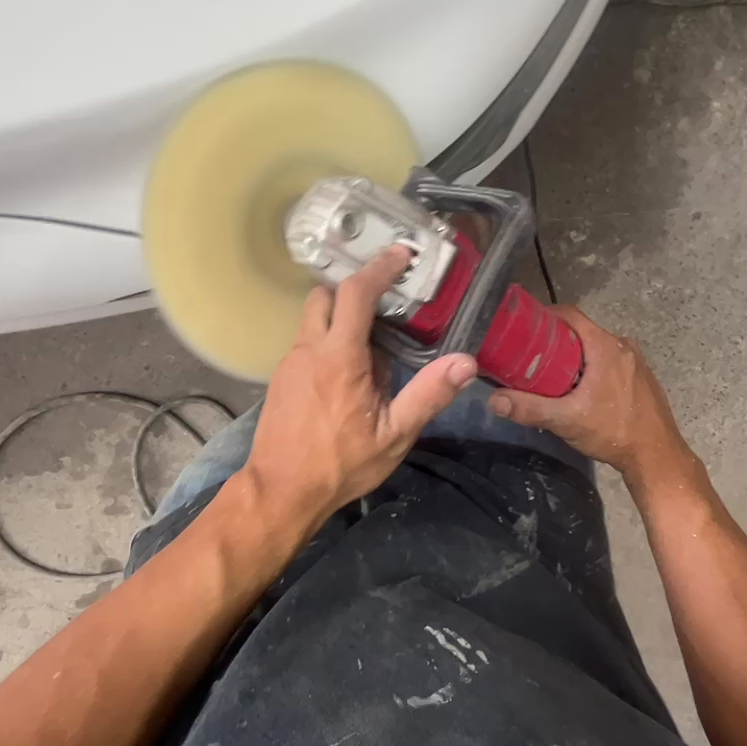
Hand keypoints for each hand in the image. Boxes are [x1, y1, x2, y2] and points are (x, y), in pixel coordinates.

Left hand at [242, 245, 477, 520]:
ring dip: (343, 318)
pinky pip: (308, 343)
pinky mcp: (282, 378)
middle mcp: (309, 350)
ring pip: (314, 320)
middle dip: (354, 288)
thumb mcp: (394, 436)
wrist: (280, 492)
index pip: (356, 293)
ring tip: (377, 345)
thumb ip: (428, 395)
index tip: (400, 253)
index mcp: (339, 357)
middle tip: (388, 298)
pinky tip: (352, 373)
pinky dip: (330, 341)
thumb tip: (465, 362)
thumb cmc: (340, 465)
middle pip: (326, 296)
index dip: (379, 267)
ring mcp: (290, 363)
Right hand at [487, 305, 692, 480]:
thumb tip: (493, 400)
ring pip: (595, 348)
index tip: (521, 327)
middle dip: (554, 340)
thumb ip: (529, 408)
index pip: (569, 314)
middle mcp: (622, 346)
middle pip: (580, 331)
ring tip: (548, 374)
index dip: (543, 315)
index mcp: (604, 346)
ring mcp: (634, 361)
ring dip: (573, 356)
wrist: (657, 457)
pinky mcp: (640, 377)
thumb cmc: (614, 431)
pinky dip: (590, 367)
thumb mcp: (566, 420)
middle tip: (528, 356)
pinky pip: (608, 361)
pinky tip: (578, 390)